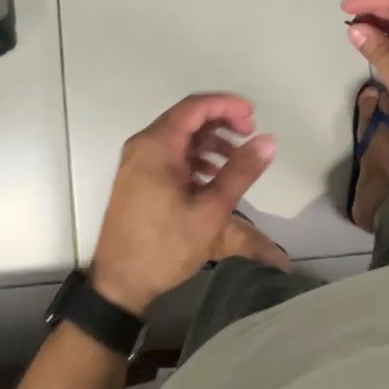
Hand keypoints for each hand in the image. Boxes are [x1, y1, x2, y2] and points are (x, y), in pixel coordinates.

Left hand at [89, 93, 277, 315]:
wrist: (119, 283)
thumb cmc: (165, 246)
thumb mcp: (210, 211)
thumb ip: (240, 172)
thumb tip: (269, 140)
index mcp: (156, 146)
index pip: (194, 107)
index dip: (226, 105)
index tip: (253, 115)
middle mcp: (143, 145)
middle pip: (186, 119)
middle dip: (221, 122)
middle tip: (249, 135)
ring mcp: (137, 163)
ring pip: (178, 137)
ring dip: (209, 142)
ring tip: (236, 160)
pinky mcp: (137, 180)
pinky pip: (169, 155)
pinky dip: (194, 158)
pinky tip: (212, 177)